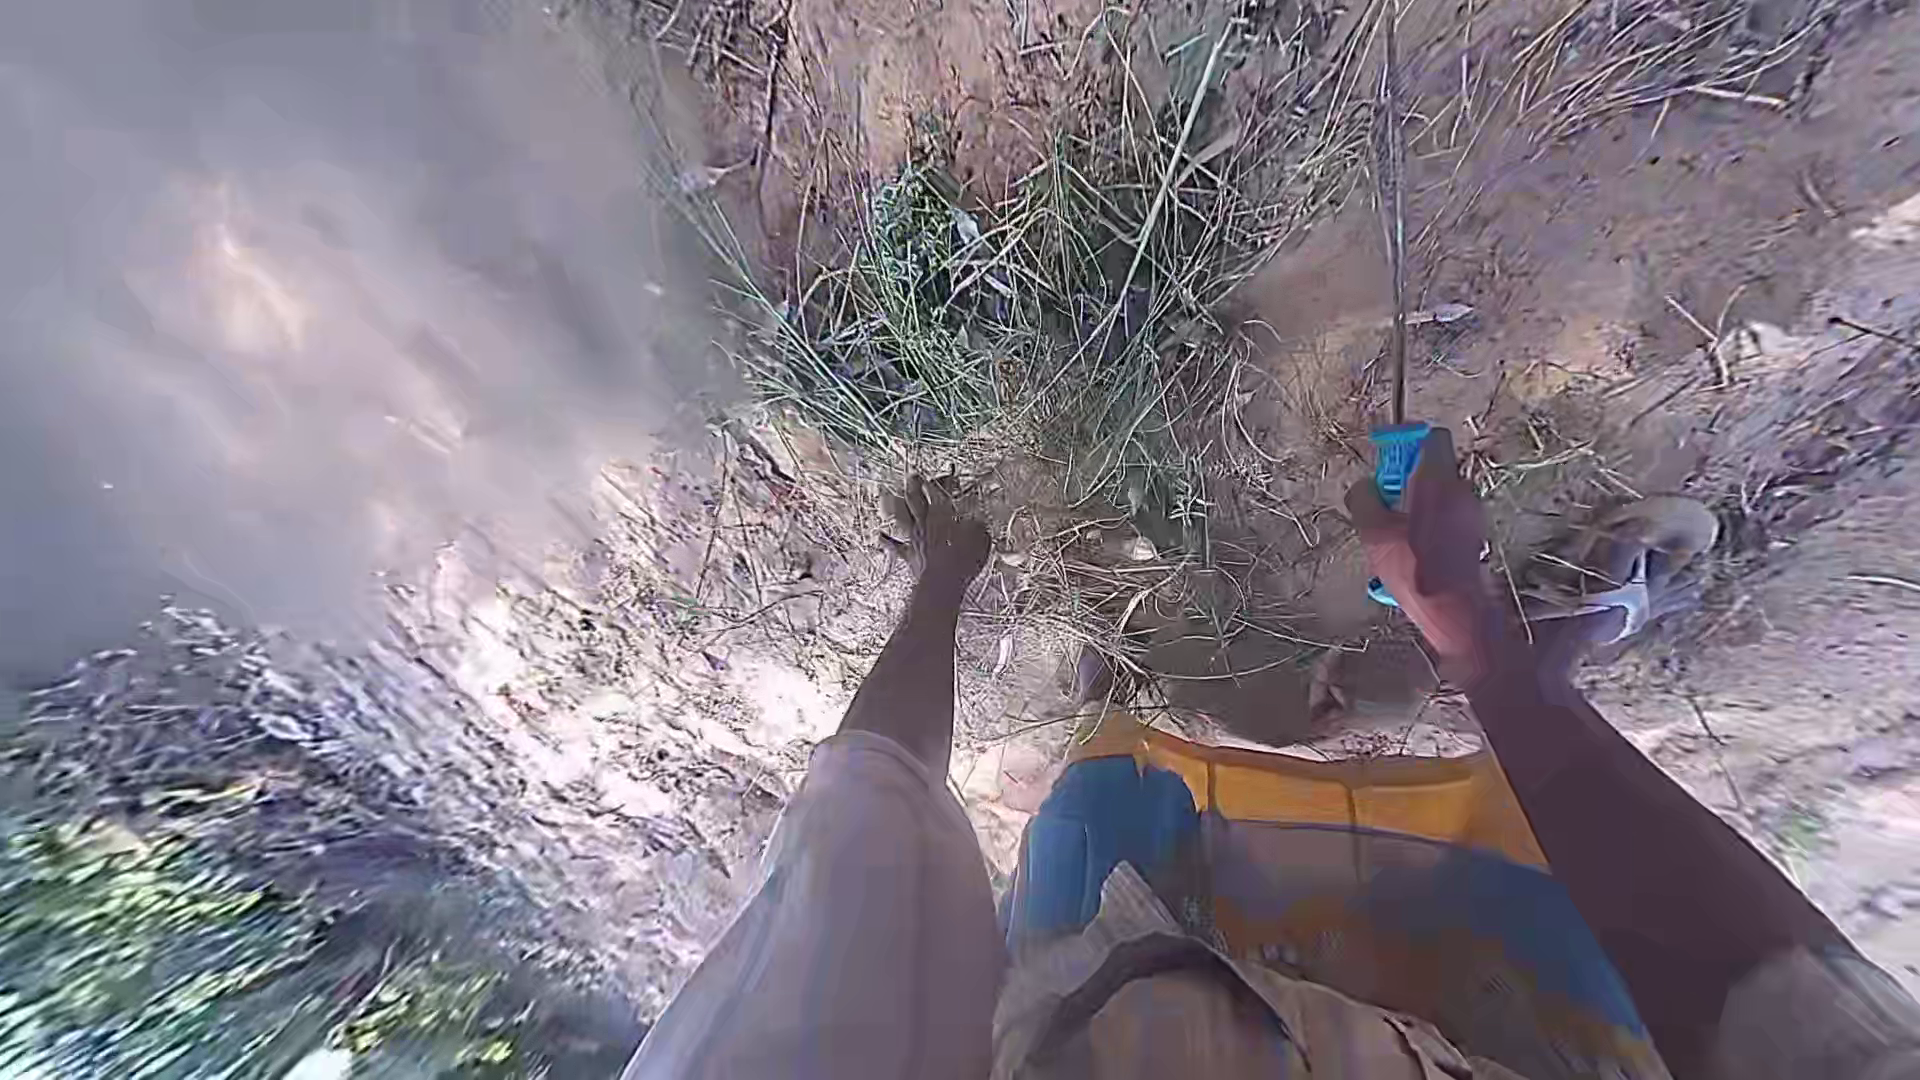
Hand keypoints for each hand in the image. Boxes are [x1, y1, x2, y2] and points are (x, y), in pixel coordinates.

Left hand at [882, 474, 990, 594]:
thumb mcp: (980, 539)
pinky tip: (879, 534)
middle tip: (913, 476)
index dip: (945, 479)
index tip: (949, 471)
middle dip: (915, 485)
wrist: (942, 582)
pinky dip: (886, 540)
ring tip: (891, 495)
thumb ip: (977, 527)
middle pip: (916, 498)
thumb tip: (977, 522)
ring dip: (897, 506)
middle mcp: (925, 522)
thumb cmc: (962, 559)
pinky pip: (894, 545)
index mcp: (942, 514)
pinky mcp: (909, 554)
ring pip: (902, 516)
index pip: (941, 491)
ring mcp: (914, 537)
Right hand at [1344, 427, 1498, 667]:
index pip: (1430, 438)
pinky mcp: (1472, 533)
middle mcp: (1463, 491)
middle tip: (1376, 503)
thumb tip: (1364, 486)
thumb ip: (1364, 499)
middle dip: (1399, 479)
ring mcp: (1472, 513)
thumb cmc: (1412, 565)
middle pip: (1428, 467)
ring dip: (1407, 503)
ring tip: (1386, 532)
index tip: (1382, 454)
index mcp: (1439, 482)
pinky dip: (1420, 520)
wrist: (1453, 608)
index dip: (1404, 438)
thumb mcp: (1372, 530)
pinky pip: (1442, 514)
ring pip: (1433, 493)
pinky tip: (1403, 548)